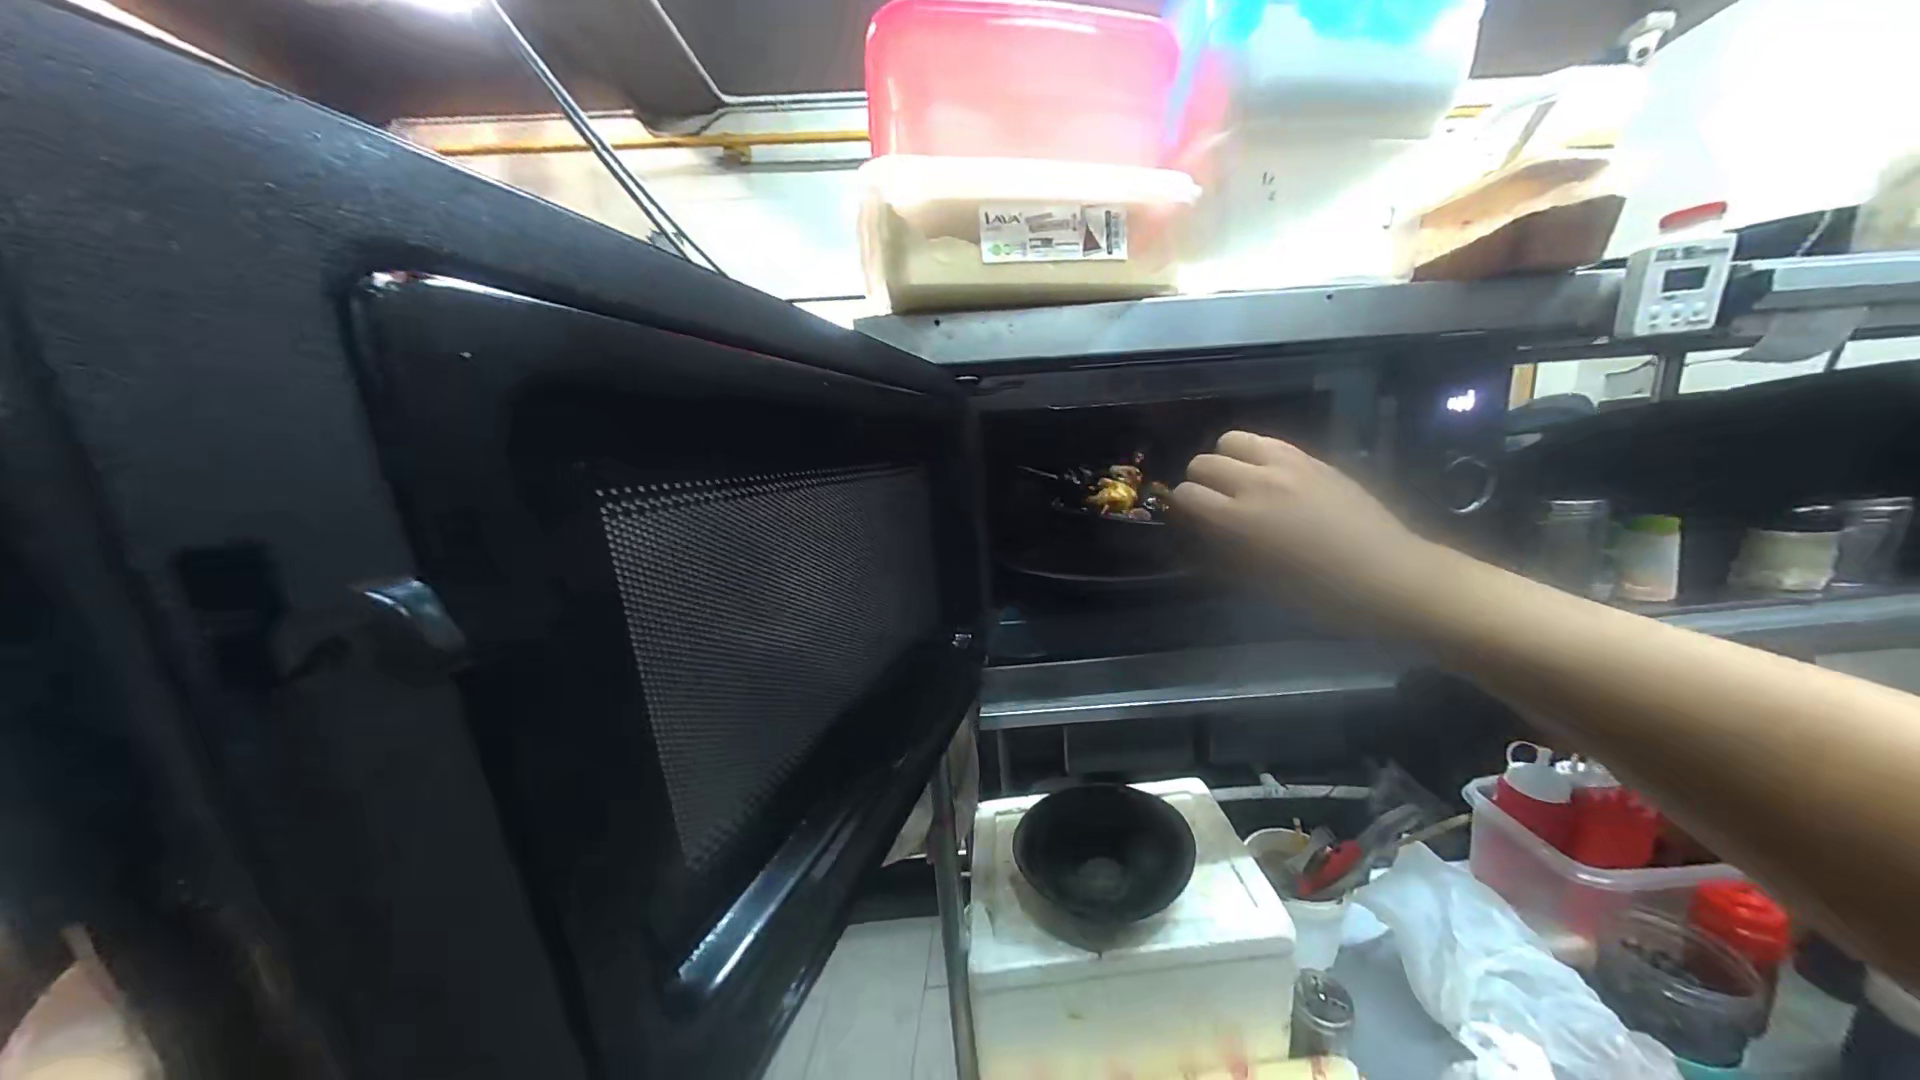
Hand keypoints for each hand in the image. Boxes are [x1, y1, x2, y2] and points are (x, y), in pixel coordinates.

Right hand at [1175, 431, 1441, 617]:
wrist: (1388, 575)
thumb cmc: (1319, 593)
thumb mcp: (1259, 581)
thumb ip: (1221, 550)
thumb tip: (1199, 531)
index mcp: (1240, 518)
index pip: (1187, 494)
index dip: (1181, 506)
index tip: (1189, 519)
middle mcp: (1258, 482)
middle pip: (1204, 462)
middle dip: (1198, 481)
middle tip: (1212, 501)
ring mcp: (1289, 465)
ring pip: (1233, 439)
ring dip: (1226, 459)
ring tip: (1239, 480)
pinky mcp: (1314, 459)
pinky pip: (1269, 443)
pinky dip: (1257, 455)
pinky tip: (1271, 478)